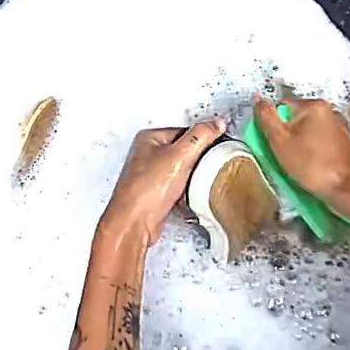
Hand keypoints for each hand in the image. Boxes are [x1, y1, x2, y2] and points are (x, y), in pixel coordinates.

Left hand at [97, 120, 224, 252]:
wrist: (134, 224)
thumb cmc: (146, 190)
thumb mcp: (180, 155)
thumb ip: (201, 136)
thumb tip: (216, 124)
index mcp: (149, 138)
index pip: (185, 130)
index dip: (202, 138)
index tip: (215, 145)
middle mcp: (146, 154)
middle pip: (183, 150)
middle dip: (196, 160)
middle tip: (205, 165)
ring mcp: (150, 175)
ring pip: (181, 171)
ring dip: (192, 178)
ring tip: (195, 182)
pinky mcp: (155, 194)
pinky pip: (178, 188)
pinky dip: (186, 192)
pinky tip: (188, 196)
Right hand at [250, 92, 349, 203]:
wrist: (342, 188)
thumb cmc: (312, 166)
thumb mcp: (279, 141)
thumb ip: (266, 117)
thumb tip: (258, 100)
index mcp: (315, 106)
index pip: (282, 106)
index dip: (273, 124)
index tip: (274, 140)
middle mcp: (330, 112)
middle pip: (296, 118)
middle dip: (288, 134)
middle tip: (285, 152)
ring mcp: (340, 127)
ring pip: (309, 130)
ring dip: (301, 142)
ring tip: (299, 160)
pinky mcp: (344, 143)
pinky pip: (321, 141)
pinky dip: (315, 150)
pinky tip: (311, 164)